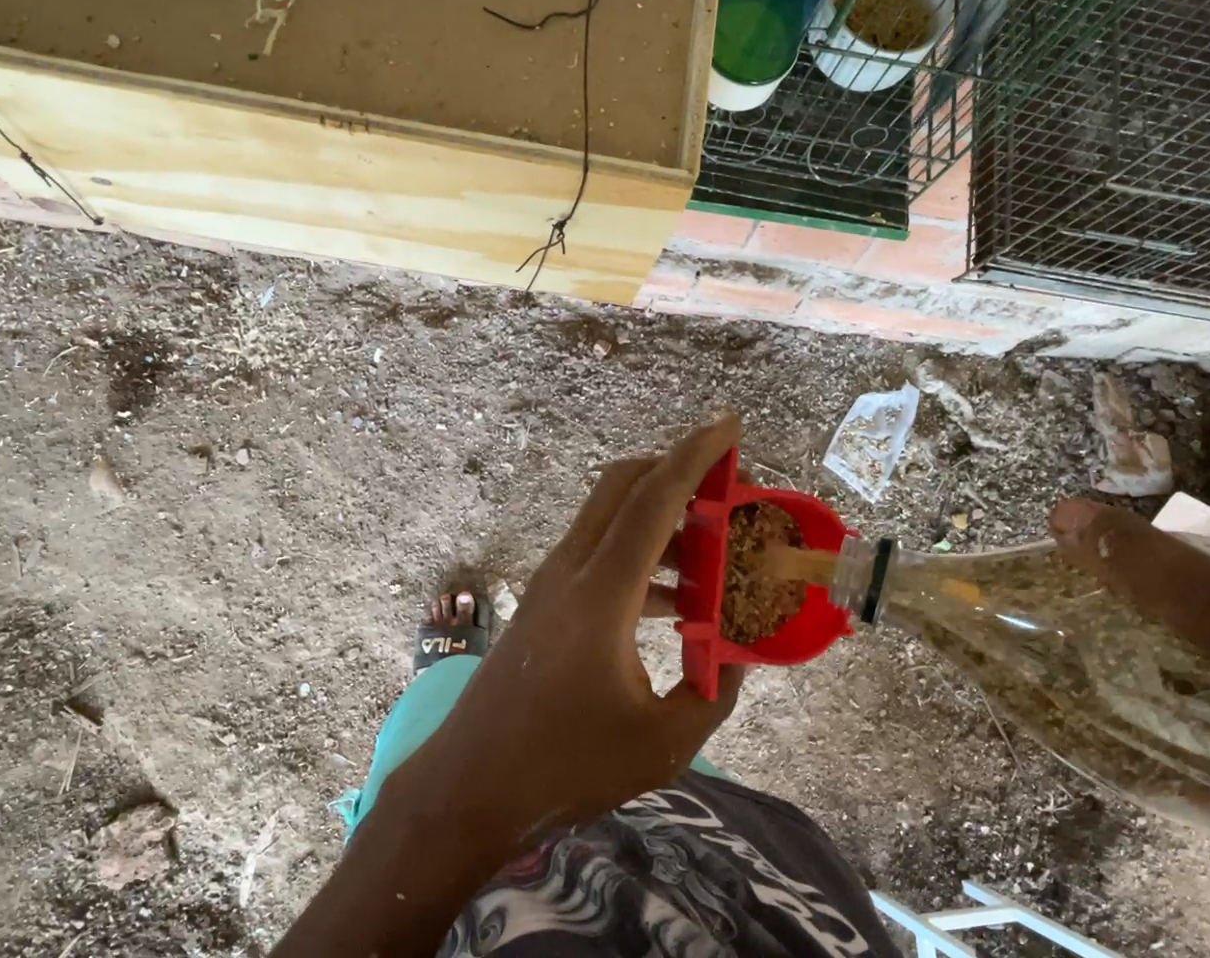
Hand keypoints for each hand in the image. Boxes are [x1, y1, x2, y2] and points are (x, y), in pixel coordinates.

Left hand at [375, 412, 746, 852]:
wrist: (470, 787)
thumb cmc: (566, 765)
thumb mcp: (662, 742)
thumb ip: (714, 693)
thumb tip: (739, 660)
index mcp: (602, 593)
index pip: (655, 499)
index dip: (696, 454)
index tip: (729, 422)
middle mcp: (571, 570)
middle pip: (623, 486)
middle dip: (678, 471)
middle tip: (729, 492)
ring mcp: (551, 584)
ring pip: (611, 520)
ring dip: (663, 522)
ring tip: (715, 561)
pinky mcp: (544, 604)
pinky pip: (600, 555)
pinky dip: (642, 558)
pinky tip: (676, 604)